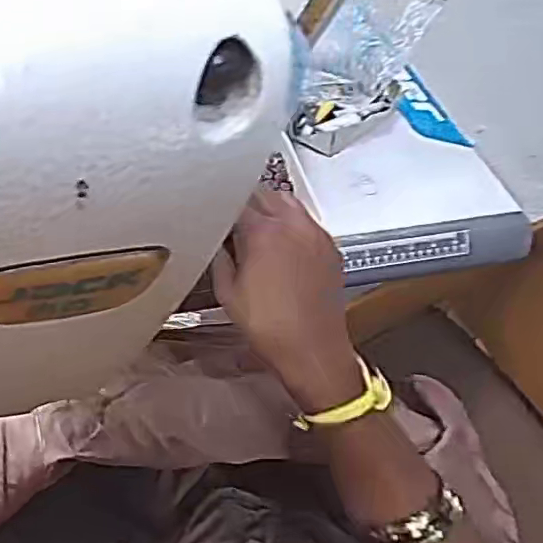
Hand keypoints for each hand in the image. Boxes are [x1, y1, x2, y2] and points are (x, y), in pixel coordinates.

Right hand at [211, 190, 363, 410]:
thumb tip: (218, 245)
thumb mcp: (227, 292)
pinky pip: (306, 223)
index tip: (213, 216)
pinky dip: (290, 226)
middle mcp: (293, 226)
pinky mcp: (329, 249)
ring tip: (254, 232)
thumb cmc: (271, 326)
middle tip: (230, 220)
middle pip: (265, 195)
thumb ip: (220, 258)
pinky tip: (278, 248)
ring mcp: (315, 235)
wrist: (310, 347)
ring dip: (270, 210)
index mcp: (264, 232)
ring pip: (289, 204)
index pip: (237, 201)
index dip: (221, 207)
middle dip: (246, 203)